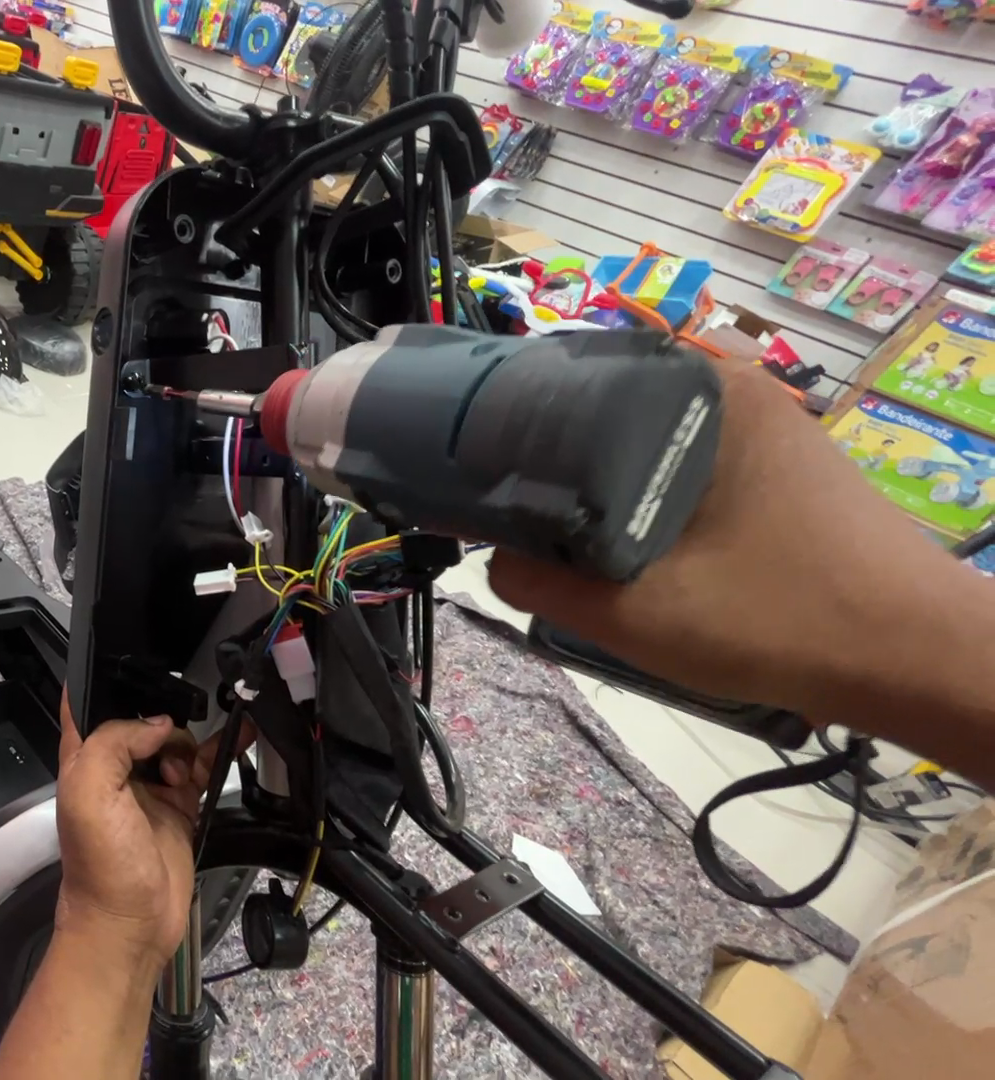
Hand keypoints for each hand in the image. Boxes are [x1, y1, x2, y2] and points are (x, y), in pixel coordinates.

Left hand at [52, 704, 244, 967]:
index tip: (126, 660)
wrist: (130, 923)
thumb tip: (159, 724)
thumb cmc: (100, 860)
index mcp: (83, 759)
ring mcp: (149, 786)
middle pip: (139, 721)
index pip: (84, 706)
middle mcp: (115, 768)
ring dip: (188, 740)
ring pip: (173, 742)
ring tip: (183, 769)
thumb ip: (115, 741)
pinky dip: (218, 754)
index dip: (100, 682)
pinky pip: (201, 770)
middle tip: (169, 735)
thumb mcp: (90, 790)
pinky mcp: (180, 806)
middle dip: (159, 714)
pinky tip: (237, 737)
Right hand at [488, 355, 974, 721]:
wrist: (921, 661)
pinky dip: (628, 476)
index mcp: (702, 397)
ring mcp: (756, 422)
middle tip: (502, 495)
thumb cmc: (779, 621)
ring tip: (547, 513)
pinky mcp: (769, 458)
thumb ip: (534, 580)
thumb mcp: (630, 613)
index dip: (506, 413)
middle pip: (596, 398)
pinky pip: (670, 449)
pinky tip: (611, 524)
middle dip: (540, 441)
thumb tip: (491, 553)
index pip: (568, 373)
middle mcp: (730, 391)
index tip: (468, 458)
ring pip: (631, 426)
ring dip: (585, 463)